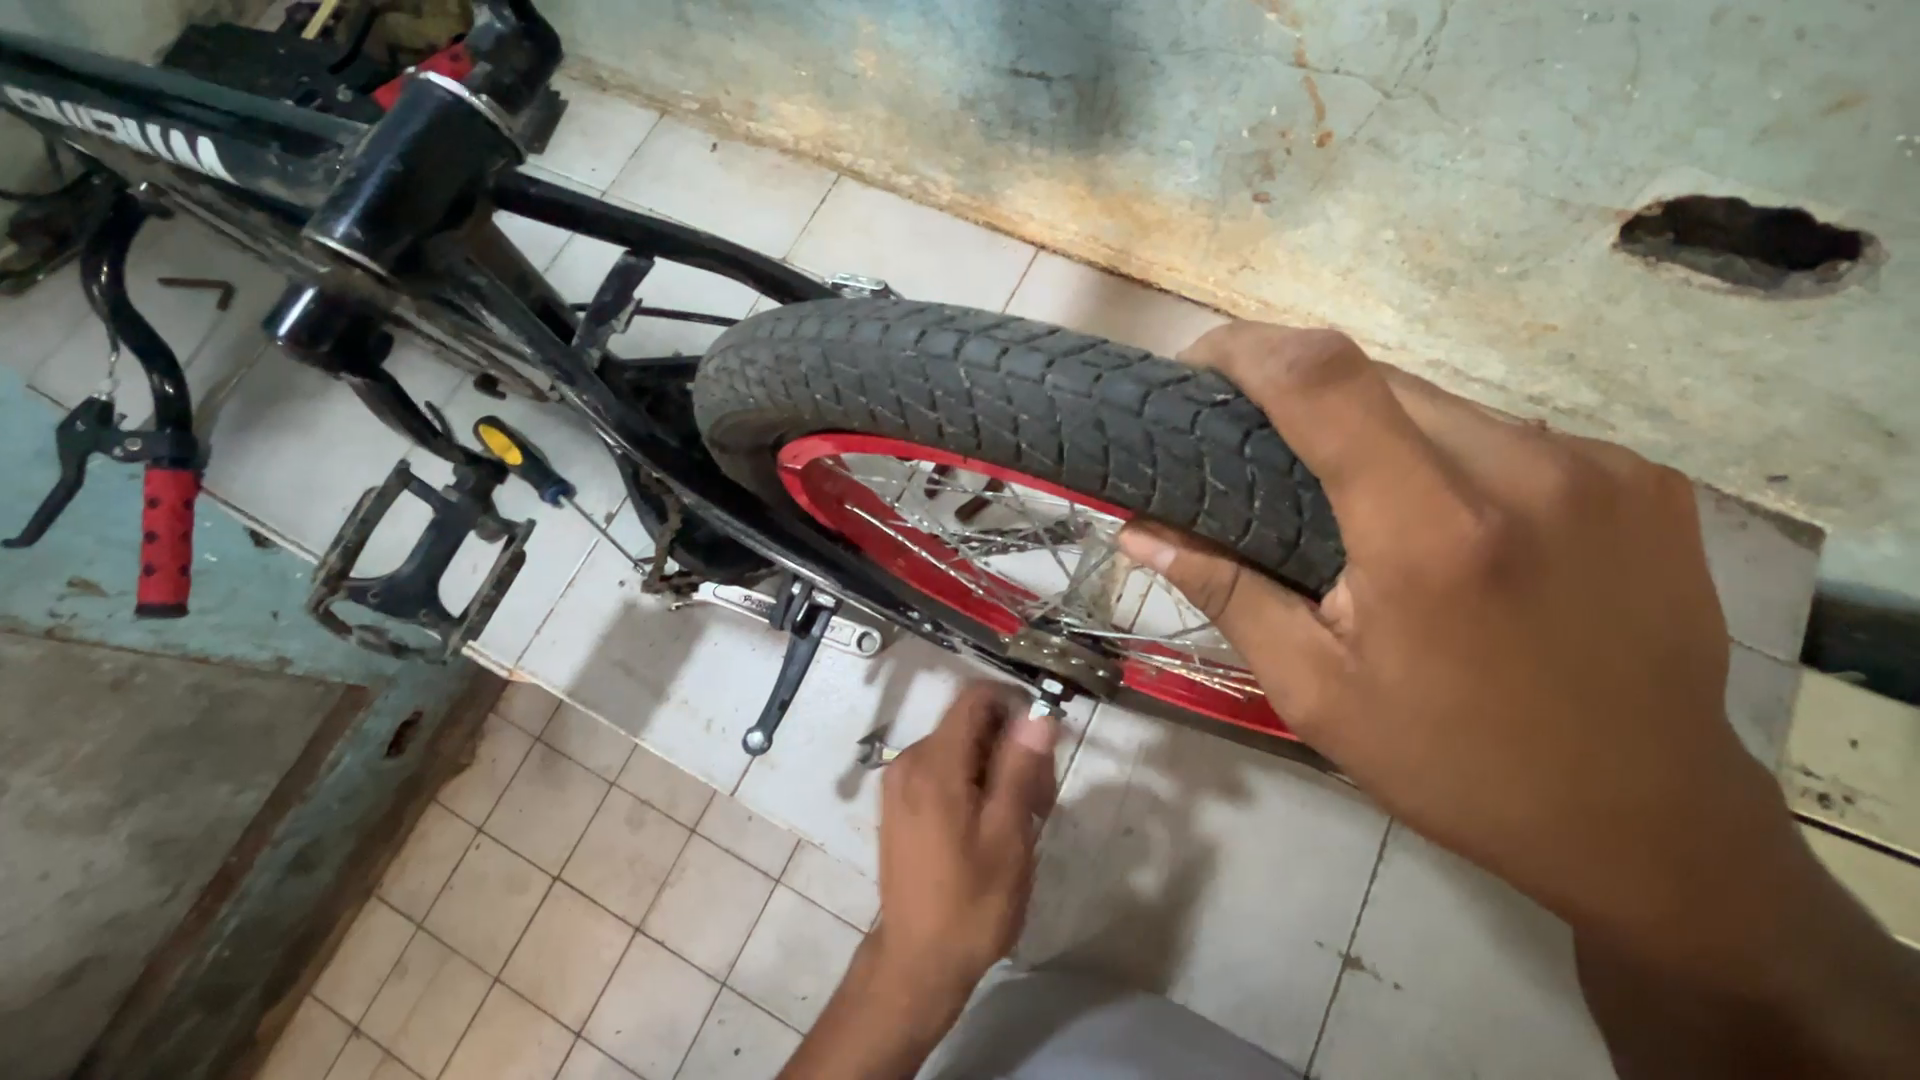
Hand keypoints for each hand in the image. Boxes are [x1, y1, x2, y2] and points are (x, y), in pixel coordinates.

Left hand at [871, 681, 1057, 998]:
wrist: (918, 961)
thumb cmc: (971, 901)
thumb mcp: (1008, 834)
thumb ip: (1020, 766)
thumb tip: (1038, 713)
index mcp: (933, 763)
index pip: (974, 698)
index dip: (1015, 709)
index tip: (1043, 747)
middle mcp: (908, 761)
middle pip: (971, 726)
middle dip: (1012, 749)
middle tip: (1041, 801)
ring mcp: (900, 784)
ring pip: (961, 750)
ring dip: (998, 771)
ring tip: (1022, 821)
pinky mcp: (900, 806)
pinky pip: (943, 773)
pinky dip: (974, 786)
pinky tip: (994, 826)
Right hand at [1116, 322, 1801, 976]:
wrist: (1646, 821)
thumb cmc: (1455, 764)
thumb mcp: (1315, 691)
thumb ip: (1225, 592)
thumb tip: (1139, 532)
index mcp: (1429, 533)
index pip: (1325, 379)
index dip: (1250, 347)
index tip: (1203, 366)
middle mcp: (1523, 473)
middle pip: (1381, 379)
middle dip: (1306, 395)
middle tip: (1266, 449)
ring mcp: (1601, 468)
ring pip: (1448, 403)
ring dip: (1383, 429)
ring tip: (1360, 501)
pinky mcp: (1646, 480)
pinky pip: (1513, 437)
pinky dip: (1457, 459)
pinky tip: (1456, 527)